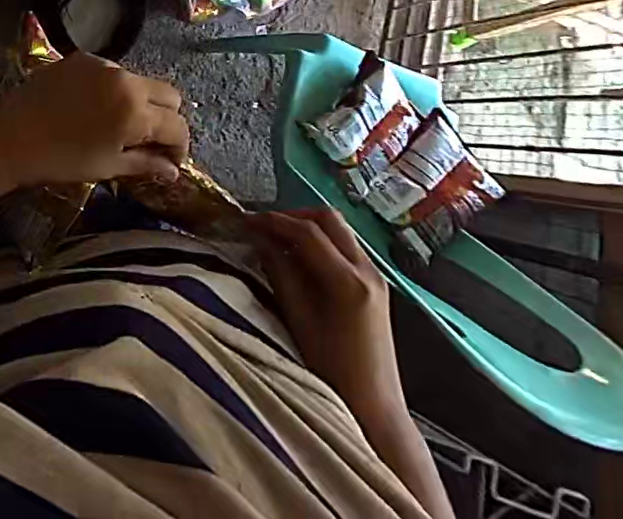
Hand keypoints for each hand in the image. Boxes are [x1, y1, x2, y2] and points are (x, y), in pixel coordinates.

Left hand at [0, 53, 187, 190]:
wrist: (9, 138)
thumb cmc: (60, 160)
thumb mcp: (107, 166)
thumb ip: (145, 164)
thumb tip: (173, 171)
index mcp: (136, 110)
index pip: (177, 125)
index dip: (179, 147)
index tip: (169, 162)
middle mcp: (125, 80)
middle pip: (168, 94)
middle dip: (166, 119)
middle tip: (149, 141)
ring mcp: (102, 65)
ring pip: (139, 80)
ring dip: (140, 101)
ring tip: (118, 124)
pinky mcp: (80, 58)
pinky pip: (111, 72)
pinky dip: (113, 89)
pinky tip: (93, 108)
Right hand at [247, 208, 405, 421]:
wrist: (373, 406)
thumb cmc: (331, 369)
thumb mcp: (298, 318)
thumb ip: (279, 273)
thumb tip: (260, 240)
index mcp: (348, 281)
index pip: (308, 232)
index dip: (274, 221)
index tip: (247, 221)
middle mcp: (367, 270)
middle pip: (328, 219)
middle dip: (293, 216)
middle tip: (264, 226)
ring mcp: (375, 276)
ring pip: (338, 230)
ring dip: (307, 227)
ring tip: (277, 240)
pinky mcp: (374, 284)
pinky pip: (344, 247)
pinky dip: (320, 242)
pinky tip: (298, 258)